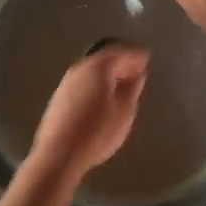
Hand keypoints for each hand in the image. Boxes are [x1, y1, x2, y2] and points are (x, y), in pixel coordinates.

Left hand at [28, 42, 150, 180]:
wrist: (59, 153)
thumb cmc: (98, 131)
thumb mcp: (124, 111)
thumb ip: (132, 89)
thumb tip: (136, 75)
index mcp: (98, 67)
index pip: (121, 53)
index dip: (136, 55)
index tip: (147, 59)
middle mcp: (80, 68)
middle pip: (104, 59)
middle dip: (122, 63)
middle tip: (137, 70)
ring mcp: (66, 82)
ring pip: (92, 70)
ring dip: (108, 74)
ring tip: (122, 84)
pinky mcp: (59, 98)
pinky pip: (83, 82)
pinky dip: (96, 83)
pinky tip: (102, 96)